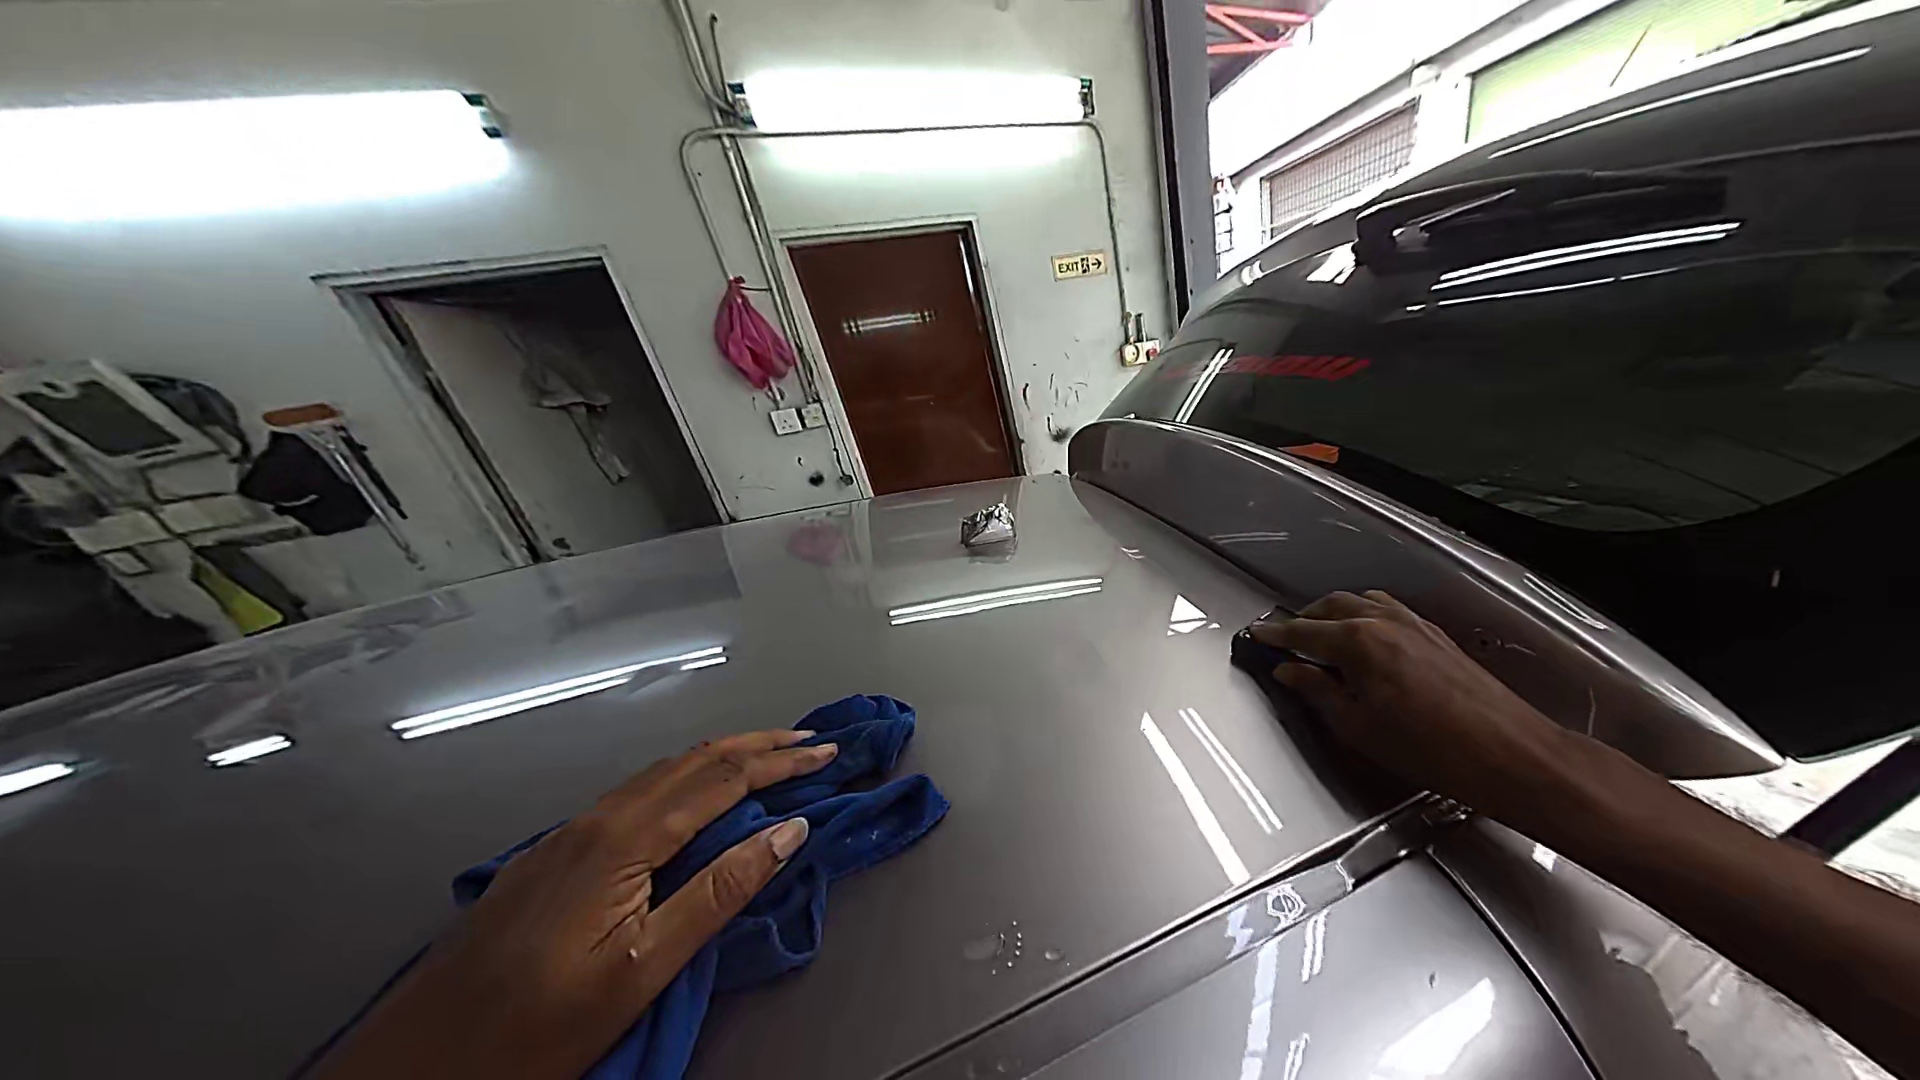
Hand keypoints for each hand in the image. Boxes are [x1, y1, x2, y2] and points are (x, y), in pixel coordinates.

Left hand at [312, 730, 836, 1079]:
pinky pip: (638, 791)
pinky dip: (686, 777)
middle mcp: (600, 817)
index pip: (723, 779)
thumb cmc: (534, 1030)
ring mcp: (573, 830)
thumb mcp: (642, 969)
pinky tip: (694, 794)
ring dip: (723, 756)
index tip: (826, 751)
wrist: (408, 1068)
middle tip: (809, 739)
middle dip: (759, 744)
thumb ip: (719, 891)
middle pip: (695, 759)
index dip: (781, 761)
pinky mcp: (556, 850)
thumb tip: (788, 831)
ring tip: (767, 757)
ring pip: (665, 770)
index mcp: (625, 838)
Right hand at [1251, 590, 1573, 814]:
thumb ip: (1316, 691)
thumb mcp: (1356, 725)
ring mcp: (1413, 624)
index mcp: (1357, 641)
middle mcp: (1384, 622)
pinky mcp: (1435, 635)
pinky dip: (1363, 615)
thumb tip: (1290, 672)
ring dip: (1333, 613)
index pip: (1301, 631)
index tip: (1258, 635)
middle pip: (1329, 607)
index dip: (1274, 634)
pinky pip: (1386, 609)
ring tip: (1321, 635)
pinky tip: (1364, 637)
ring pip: (1359, 602)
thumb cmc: (1436, 748)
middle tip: (1285, 639)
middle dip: (1302, 620)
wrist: (1512, 756)